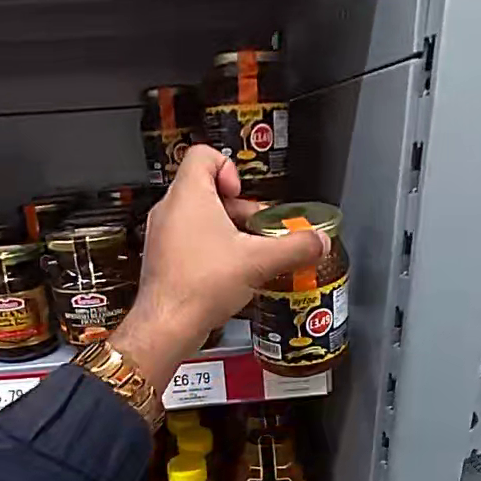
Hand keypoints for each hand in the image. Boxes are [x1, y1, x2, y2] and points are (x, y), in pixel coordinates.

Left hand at [109, 145, 327, 383]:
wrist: (167, 326)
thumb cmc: (199, 286)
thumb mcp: (259, 262)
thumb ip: (294, 248)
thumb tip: (318, 242)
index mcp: (188, 195)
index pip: (202, 154)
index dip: (229, 168)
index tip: (243, 195)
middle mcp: (169, 211)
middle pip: (206, 190)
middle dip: (238, 210)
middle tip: (256, 231)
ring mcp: (162, 237)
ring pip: (197, 219)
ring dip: (226, 232)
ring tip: (247, 255)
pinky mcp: (162, 261)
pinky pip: (188, 243)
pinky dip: (210, 251)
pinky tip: (229, 276)